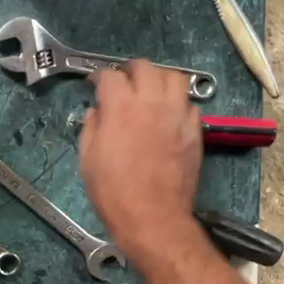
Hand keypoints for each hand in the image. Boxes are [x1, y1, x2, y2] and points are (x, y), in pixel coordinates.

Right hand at [78, 61, 206, 265]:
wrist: (153, 217)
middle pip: (144, 67)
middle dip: (130, 71)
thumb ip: (91, 128)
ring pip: (173, 77)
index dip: (99, 77)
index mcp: (121, 106)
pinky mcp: (195, 128)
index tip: (95, 84)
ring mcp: (177, 112)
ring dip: (159, 79)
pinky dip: (176, 103)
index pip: (110, 76)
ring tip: (151, 92)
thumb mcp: (88, 160)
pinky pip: (188, 103)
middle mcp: (151, 100)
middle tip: (123, 83)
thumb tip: (98, 112)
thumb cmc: (114, 193)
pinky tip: (168, 116)